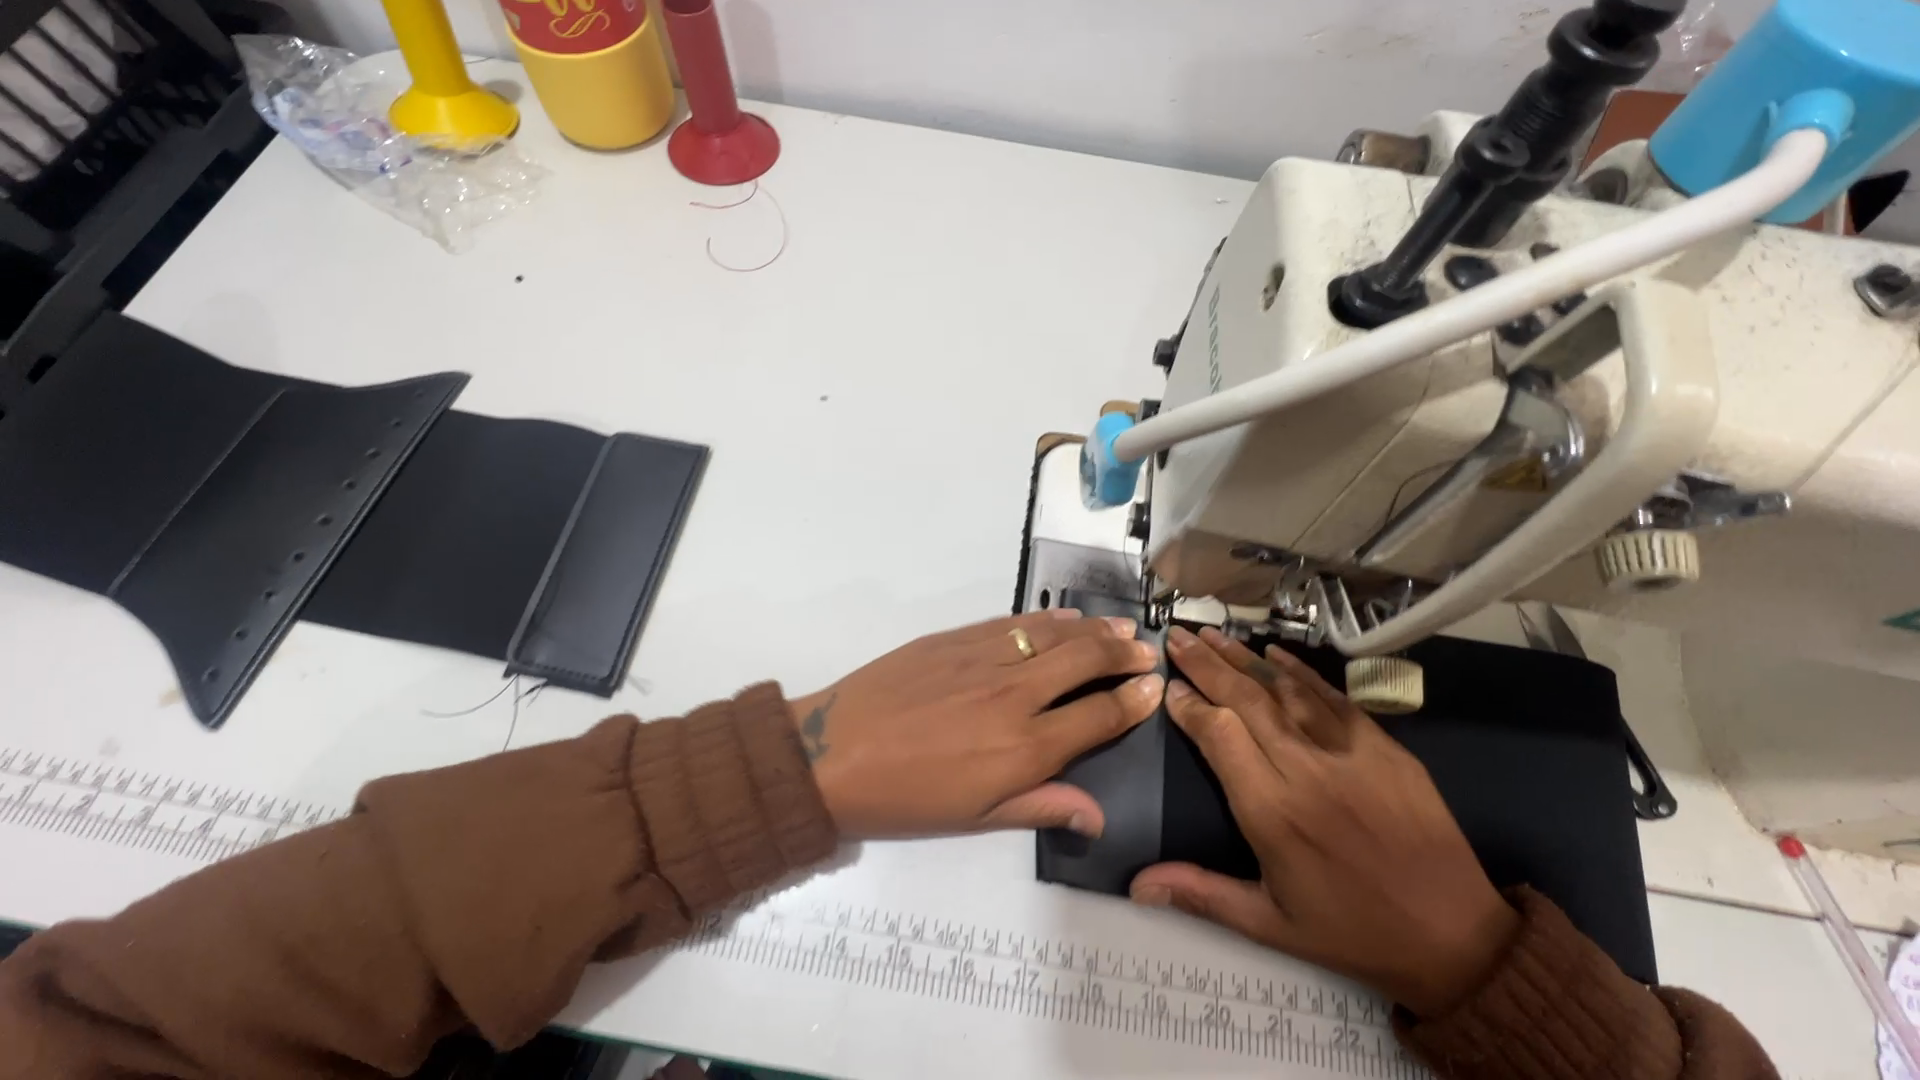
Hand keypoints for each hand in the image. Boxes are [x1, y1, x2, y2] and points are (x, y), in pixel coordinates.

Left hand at [791, 610, 1163, 839]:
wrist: (832, 754)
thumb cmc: (905, 799)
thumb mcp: (975, 818)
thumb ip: (1040, 805)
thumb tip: (1097, 814)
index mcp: (1024, 747)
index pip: (1098, 717)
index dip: (1133, 702)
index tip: (1154, 690)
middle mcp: (1014, 694)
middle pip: (1085, 663)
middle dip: (1123, 656)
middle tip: (1146, 652)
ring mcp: (984, 659)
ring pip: (1055, 635)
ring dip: (1093, 631)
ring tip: (1120, 631)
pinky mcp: (956, 639)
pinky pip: (1013, 623)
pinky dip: (1046, 619)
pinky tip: (1064, 618)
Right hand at [1130, 626, 1518, 1016]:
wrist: (1454, 937)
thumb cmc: (1352, 931)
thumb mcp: (1270, 926)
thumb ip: (1201, 895)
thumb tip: (1137, 886)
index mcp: (1270, 811)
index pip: (1218, 735)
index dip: (1189, 706)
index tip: (1167, 687)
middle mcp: (1304, 770)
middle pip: (1245, 700)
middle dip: (1206, 665)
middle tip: (1176, 636)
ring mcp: (1348, 752)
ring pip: (1285, 690)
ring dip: (1244, 658)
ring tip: (1211, 634)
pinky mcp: (1383, 747)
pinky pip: (1333, 697)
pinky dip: (1300, 671)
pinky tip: (1274, 653)